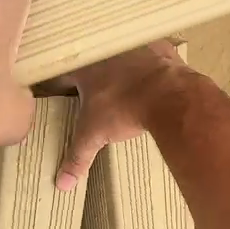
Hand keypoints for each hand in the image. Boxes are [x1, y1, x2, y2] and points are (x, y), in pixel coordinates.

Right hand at [55, 41, 191, 190]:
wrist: (169, 94)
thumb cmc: (124, 108)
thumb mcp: (94, 135)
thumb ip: (77, 158)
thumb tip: (62, 184)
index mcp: (84, 66)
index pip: (62, 73)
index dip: (60, 84)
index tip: (61, 92)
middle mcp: (105, 50)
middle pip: (91, 60)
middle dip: (90, 72)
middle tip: (91, 88)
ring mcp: (133, 45)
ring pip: (119, 52)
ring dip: (118, 64)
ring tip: (120, 81)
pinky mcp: (159, 47)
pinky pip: (147, 52)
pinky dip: (146, 63)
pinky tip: (147, 75)